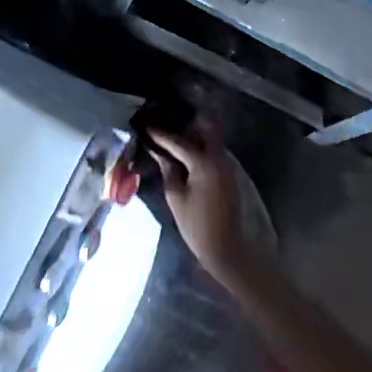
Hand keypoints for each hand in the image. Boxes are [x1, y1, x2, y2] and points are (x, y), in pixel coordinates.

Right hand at [146, 123, 272, 289]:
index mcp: (204, 163)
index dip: (159, 134)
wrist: (225, 248)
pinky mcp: (228, 173)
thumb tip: (157, 151)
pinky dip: (199, 145)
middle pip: (202, 129)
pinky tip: (182, 151)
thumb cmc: (195, 225)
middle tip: (161, 123)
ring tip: (169, 135)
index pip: (178, 141)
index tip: (144, 126)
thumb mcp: (175, 196)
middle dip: (182, 123)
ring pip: (209, 138)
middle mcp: (219, 158)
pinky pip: (212, 150)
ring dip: (191, 133)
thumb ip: (167, 168)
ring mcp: (226, 165)